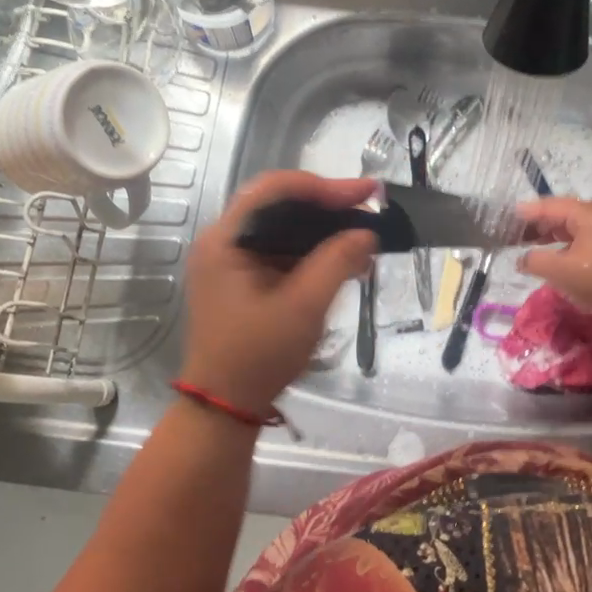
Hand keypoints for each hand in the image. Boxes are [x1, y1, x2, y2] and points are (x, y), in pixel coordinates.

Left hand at [181, 171, 377, 414]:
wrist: (224, 404)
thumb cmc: (258, 354)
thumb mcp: (303, 307)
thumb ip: (336, 262)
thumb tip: (366, 233)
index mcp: (225, 240)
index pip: (275, 189)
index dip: (324, 186)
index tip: (366, 193)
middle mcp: (222, 241)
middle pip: (279, 205)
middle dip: (328, 207)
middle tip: (369, 211)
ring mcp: (230, 261)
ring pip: (282, 228)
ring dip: (323, 232)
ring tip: (365, 241)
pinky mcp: (241, 279)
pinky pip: (280, 251)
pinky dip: (312, 253)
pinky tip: (345, 263)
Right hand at [516, 198, 591, 315]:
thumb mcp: (562, 271)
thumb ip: (536, 261)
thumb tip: (521, 259)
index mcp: (587, 212)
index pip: (548, 206)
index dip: (526, 213)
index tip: (506, 217)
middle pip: (561, 213)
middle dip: (538, 224)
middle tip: (514, 234)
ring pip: (573, 226)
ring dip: (552, 235)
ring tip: (530, 244)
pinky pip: (584, 236)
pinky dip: (566, 242)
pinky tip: (557, 255)